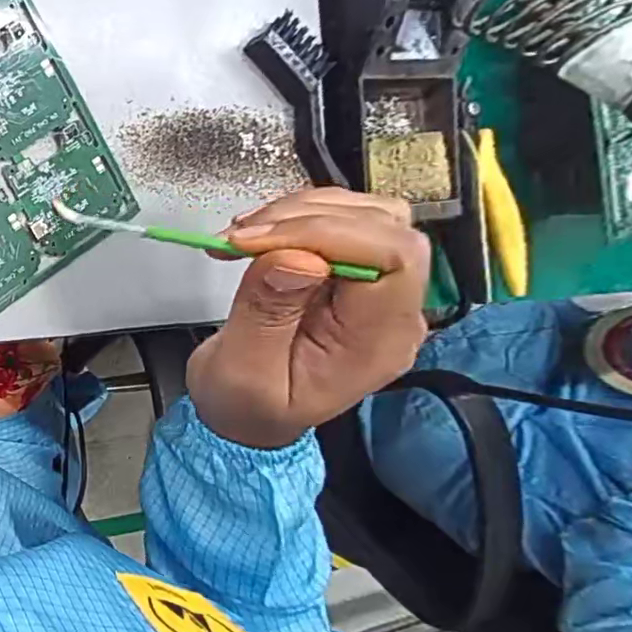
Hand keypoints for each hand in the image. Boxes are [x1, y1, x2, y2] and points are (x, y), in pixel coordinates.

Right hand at [187, 188, 431, 448]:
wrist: (244, 418)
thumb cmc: (244, 407)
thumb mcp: (242, 372)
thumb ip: (266, 316)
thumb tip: (295, 258)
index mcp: (377, 341)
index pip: (390, 256)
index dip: (325, 234)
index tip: (254, 241)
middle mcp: (391, 310)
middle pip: (383, 227)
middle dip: (307, 218)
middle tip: (240, 236)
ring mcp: (371, 292)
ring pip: (364, 216)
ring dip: (298, 213)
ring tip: (241, 235)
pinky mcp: (345, 278)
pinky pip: (338, 226)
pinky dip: (293, 219)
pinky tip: (255, 236)